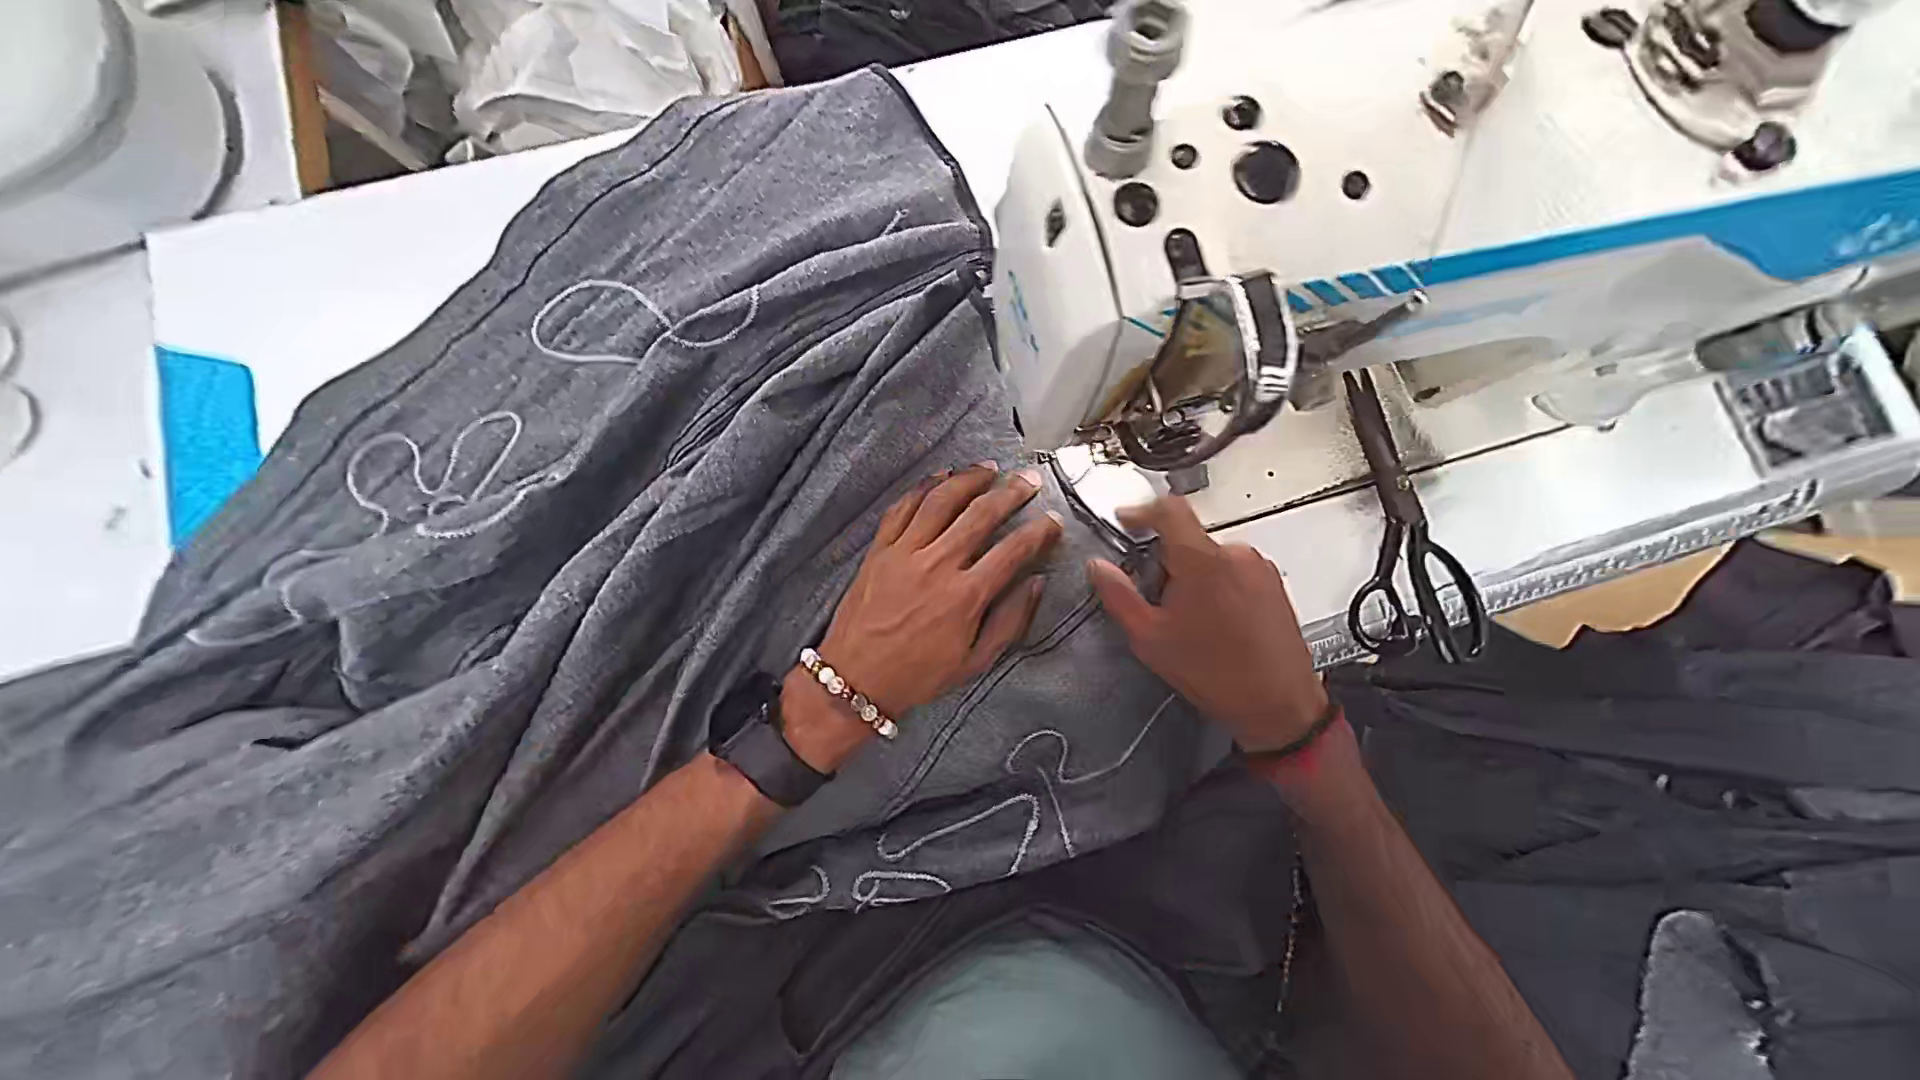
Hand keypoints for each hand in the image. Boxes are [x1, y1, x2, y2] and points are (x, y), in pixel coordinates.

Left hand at [804, 463, 1062, 731]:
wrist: (856, 678)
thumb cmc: (918, 674)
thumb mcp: (974, 661)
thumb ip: (1010, 620)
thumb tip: (1036, 584)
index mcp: (965, 596)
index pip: (1012, 550)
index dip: (1039, 532)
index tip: (1052, 521)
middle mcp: (937, 566)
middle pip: (981, 514)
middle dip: (1011, 492)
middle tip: (1029, 481)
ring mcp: (904, 553)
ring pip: (942, 500)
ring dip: (969, 479)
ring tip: (990, 469)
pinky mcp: (880, 549)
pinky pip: (903, 507)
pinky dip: (924, 486)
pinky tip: (941, 476)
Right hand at [1086, 496, 1327, 753]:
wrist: (1277, 704)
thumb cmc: (1218, 675)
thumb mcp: (1149, 638)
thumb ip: (1118, 594)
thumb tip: (1099, 568)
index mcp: (1201, 561)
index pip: (1169, 510)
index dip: (1142, 511)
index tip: (1129, 520)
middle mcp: (1235, 556)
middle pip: (1187, 539)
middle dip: (1166, 561)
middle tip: (1158, 598)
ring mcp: (1258, 568)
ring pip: (1210, 555)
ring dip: (1194, 575)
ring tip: (1191, 620)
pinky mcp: (1273, 583)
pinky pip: (1234, 569)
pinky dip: (1217, 585)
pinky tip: (1215, 622)